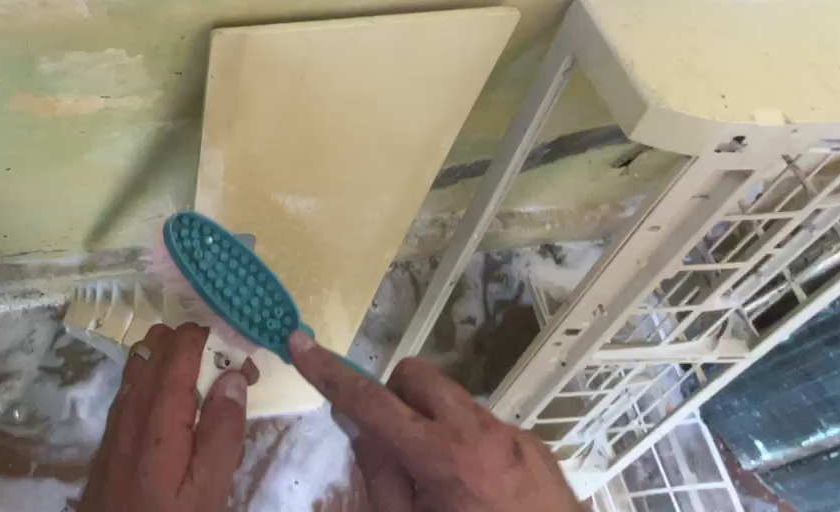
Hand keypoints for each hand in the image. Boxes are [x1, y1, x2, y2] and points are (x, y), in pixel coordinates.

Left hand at [83, 323, 257, 510]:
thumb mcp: (206, 491)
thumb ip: (223, 432)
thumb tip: (234, 376)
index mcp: (159, 406)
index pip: (186, 341)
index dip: (220, 343)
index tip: (246, 370)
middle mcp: (134, 396)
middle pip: (166, 338)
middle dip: (203, 346)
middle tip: (232, 381)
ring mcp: (120, 407)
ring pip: (148, 352)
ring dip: (180, 357)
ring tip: (208, 390)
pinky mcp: (115, 422)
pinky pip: (138, 375)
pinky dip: (162, 372)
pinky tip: (181, 406)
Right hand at [288, 330, 584, 511]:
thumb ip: (382, 477)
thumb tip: (364, 429)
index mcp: (445, 460)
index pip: (371, 402)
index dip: (329, 373)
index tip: (299, 343)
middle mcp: (483, 433)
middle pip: (415, 377)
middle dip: (395, 398)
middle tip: (396, 447)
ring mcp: (516, 438)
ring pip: (452, 403)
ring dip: (434, 426)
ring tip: (447, 488)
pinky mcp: (540, 449)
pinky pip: (487, 428)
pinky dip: (470, 448)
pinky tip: (484, 499)